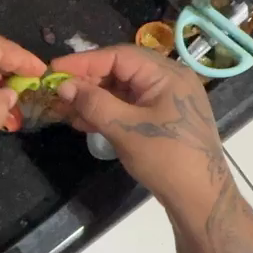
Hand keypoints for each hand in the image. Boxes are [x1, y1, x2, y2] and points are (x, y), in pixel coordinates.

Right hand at [50, 45, 225, 202]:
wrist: (199, 196)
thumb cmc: (166, 159)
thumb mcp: (126, 130)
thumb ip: (94, 104)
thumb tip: (64, 86)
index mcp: (166, 74)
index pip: (119, 56)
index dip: (84, 62)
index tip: (54, 70)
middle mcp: (168, 80)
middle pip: (120, 70)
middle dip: (87, 81)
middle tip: (57, 93)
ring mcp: (165, 99)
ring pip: (122, 89)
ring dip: (93, 98)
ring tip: (65, 109)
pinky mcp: (160, 118)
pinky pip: (129, 106)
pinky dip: (106, 111)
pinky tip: (84, 121)